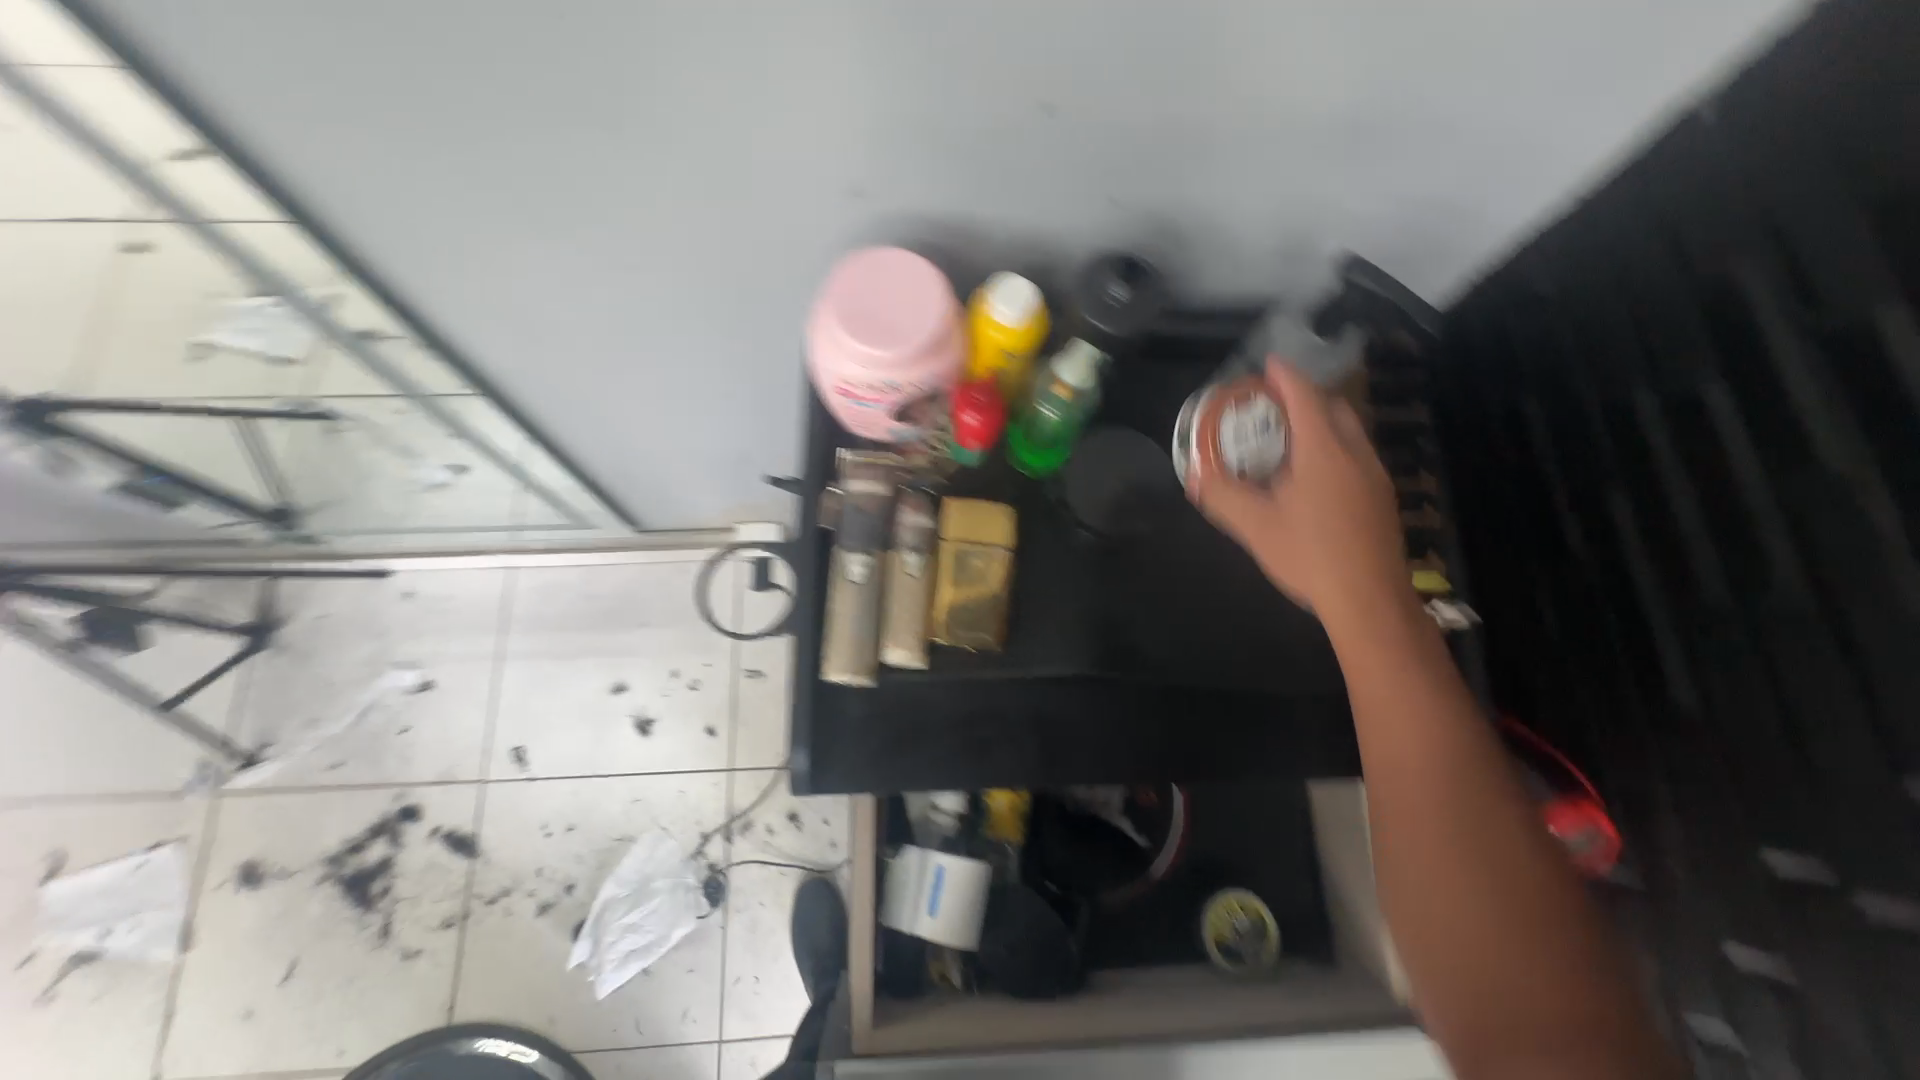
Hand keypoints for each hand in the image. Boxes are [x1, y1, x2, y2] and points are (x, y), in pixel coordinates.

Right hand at [1193, 358, 1410, 626]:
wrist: (1369, 599)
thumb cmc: (1310, 556)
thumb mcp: (1255, 527)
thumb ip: (1223, 496)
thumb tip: (1196, 478)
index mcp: (1323, 451)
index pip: (1305, 396)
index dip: (1285, 376)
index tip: (1268, 364)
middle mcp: (1355, 453)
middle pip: (1334, 408)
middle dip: (1305, 397)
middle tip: (1274, 406)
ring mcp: (1374, 475)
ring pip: (1349, 432)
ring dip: (1322, 424)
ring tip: (1290, 439)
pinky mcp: (1381, 497)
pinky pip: (1356, 455)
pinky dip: (1333, 448)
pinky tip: (1314, 478)